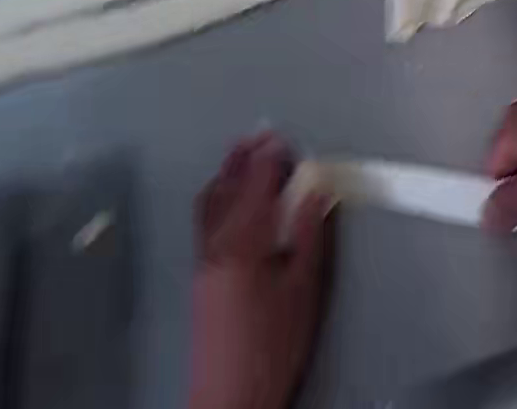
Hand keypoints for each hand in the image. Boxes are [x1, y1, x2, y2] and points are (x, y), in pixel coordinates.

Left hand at [188, 134, 332, 408]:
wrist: (230, 399)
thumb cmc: (275, 343)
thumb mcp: (304, 287)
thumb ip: (308, 233)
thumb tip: (315, 188)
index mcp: (244, 244)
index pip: (256, 188)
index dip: (269, 160)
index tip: (281, 138)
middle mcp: (216, 246)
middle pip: (226, 191)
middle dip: (242, 160)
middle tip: (259, 135)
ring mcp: (204, 261)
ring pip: (210, 206)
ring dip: (226, 175)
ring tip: (241, 154)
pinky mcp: (201, 276)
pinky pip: (205, 221)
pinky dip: (217, 197)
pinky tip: (227, 197)